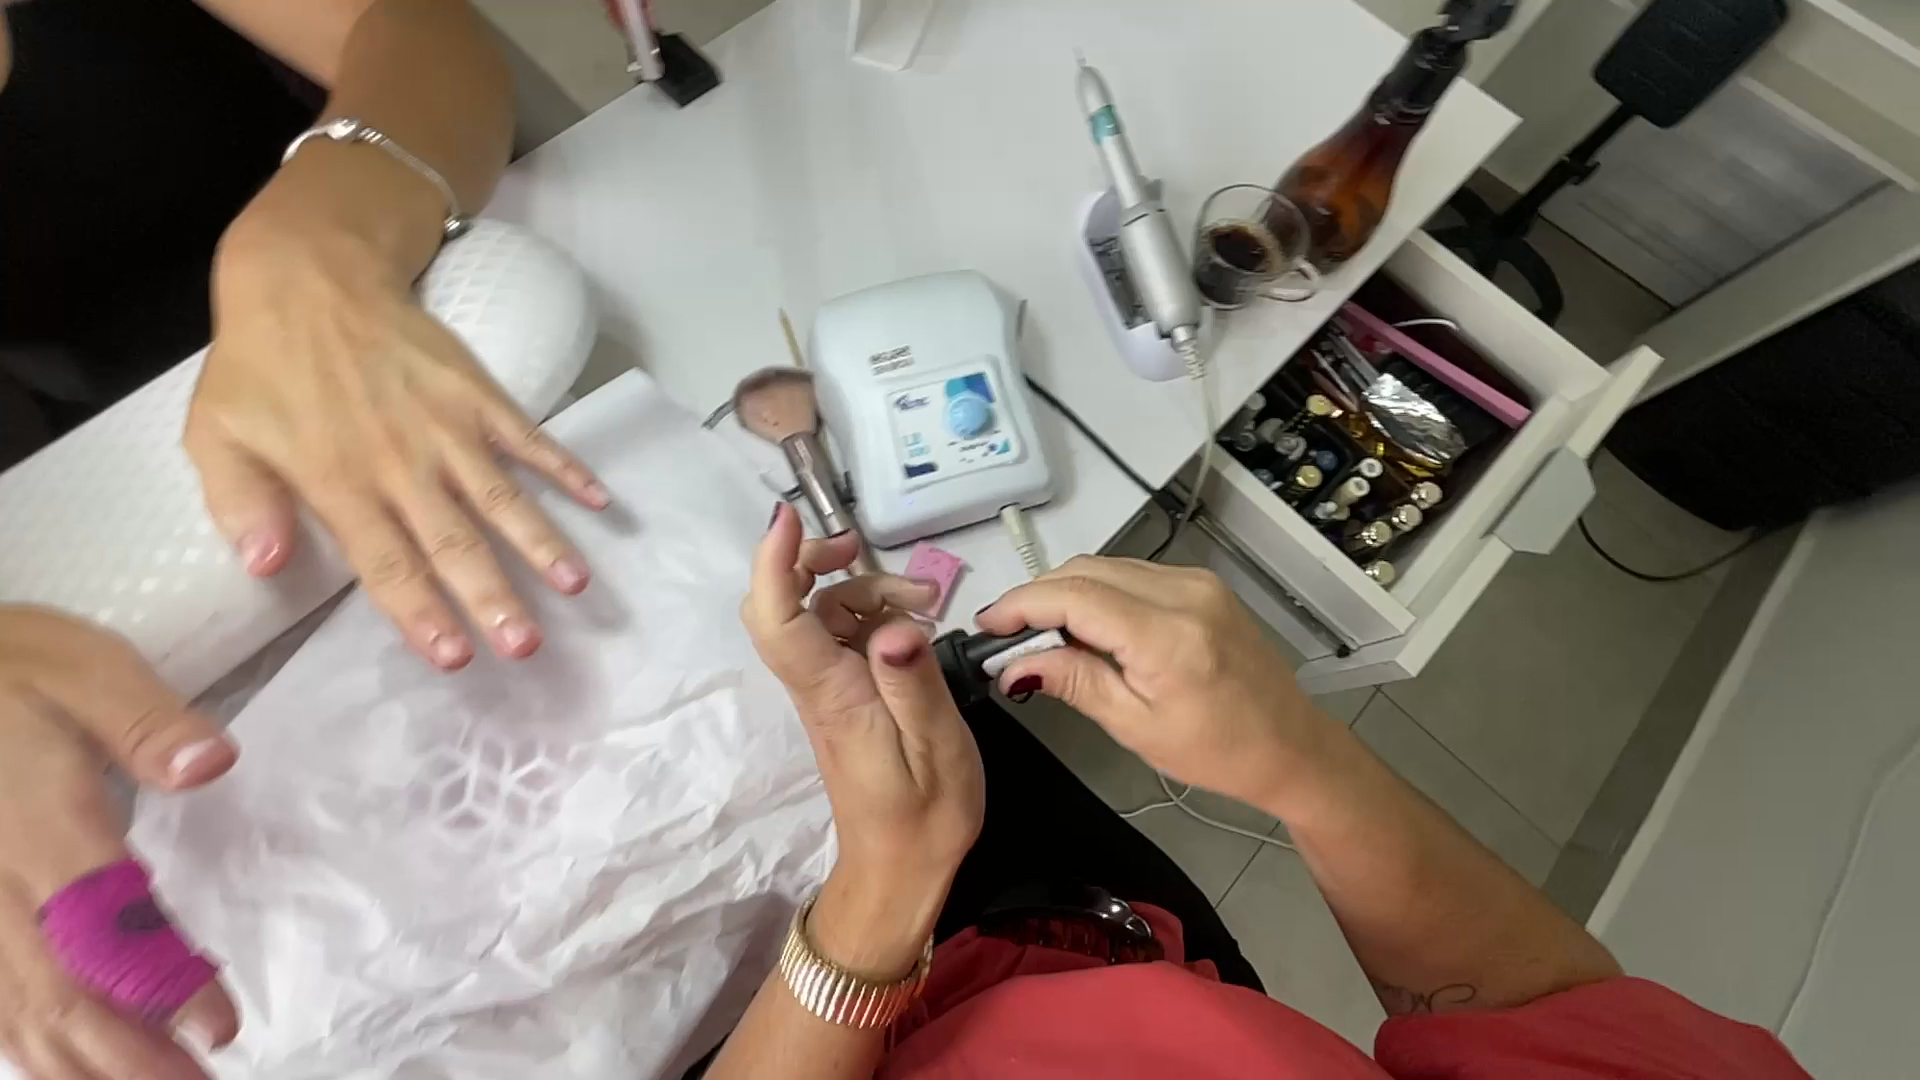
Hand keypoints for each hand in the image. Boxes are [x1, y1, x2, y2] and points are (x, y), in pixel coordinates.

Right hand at [0, 606, 238, 1079]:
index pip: (102, 929)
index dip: (156, 987)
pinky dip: (19, 1031)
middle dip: (123, 1054)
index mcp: (34, 827)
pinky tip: (51, 1060)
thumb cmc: (4, 665)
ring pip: (6, 1006)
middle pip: (50, 991)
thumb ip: (146, 720)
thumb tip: (214, 763)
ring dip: (75, 1059)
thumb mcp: (85, 670)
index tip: (218, 1028)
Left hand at [185, 220, 609, 670]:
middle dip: (491, 596)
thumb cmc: (264, 368)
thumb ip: (242, 502)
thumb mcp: (215, 433)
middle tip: (525, 644)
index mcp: (339, 481)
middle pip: (455, 542)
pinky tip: (601, 500)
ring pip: (503, 499)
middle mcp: (404, 465)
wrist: (313, 281)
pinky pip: (532, 440)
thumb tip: (268, 568)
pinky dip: (567, 469)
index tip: (454, 657)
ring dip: (541, 544)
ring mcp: (451, 431)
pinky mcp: (483, 400)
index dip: (420, 612)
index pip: (386, 561)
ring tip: (575, 584)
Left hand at [741, 506, 982, 974]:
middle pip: (785, 605)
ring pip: (824, 612)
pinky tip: (920, 623)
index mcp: (832, 693)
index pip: (778, 620)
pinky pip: (847, 634)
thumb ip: (914, 684)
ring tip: (929, 600)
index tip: (788, 517)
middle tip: (862, 547)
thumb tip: (893, 627)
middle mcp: (818, 682)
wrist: (900, 869)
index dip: (774, 563)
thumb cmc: (923, 815)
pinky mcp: (846, 691)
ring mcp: (829, 686)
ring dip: (869, 588)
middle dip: (813, 560)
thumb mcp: (936, 748)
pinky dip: (880, 613)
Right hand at [977, 556, 1338, 808]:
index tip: (987, 624)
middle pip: (1085, 570)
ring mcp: (1194, 580)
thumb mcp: (1135, 726)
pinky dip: (1094, 591)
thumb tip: (1013, 665)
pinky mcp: (1198, 581)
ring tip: (1040, 634)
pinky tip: (1083, 625)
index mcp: (1169, 636)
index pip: (1075, 596)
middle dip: (1036, 596)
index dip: (1022, 604)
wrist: (1292, 744)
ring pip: (1104, 565)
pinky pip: (1129, 573)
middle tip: (1006, 635)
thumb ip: (1073, 682)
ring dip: (1063, 591)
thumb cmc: (1217, 750)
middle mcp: (1183, 592)